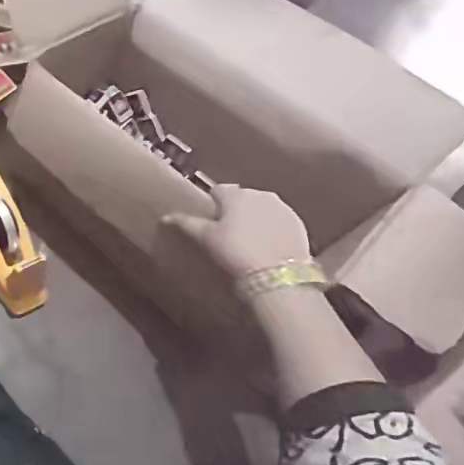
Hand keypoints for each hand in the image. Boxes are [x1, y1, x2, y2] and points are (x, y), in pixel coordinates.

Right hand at [164, 184, 312, 276]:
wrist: (276, 274)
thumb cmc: (234, 252)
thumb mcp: (206, 238)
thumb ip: (186, 223)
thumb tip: (166, 217)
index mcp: (235, 195)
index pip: (218, 190)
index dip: (213, 204)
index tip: (211, 220)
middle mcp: (260, 194)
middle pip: (242, 197)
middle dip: (235, 209)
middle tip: (229, 234)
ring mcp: (282, 207)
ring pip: (262, 207)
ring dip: (254, 217)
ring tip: (249, 241)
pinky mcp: (297, 222)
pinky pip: (278, 219)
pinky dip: (272, 227)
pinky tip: (267, 245)